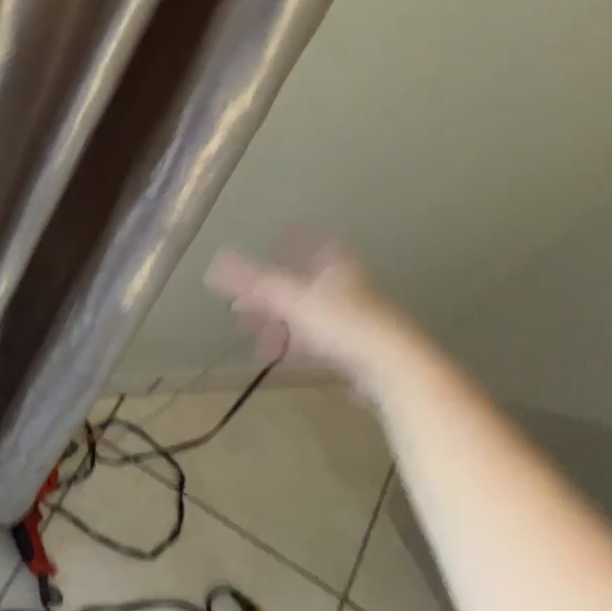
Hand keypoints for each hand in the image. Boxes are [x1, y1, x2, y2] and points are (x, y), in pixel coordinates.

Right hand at [204, 235, 430, 392]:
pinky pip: (318, 343)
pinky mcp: (360, 352)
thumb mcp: (290, 300)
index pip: (317, 248)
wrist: (397, 371)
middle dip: (271, 297)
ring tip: (256, 340)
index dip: (297, 242)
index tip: (280, 238)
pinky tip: (279, 357)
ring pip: (309, 317)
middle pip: (305, 287)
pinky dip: (295, 346)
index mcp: (338, 272)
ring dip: (279, 326)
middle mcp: (350, 292)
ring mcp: (357, 322)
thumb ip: (251, 282)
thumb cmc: (343, 325)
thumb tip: (214, 261)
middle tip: (243, 305)